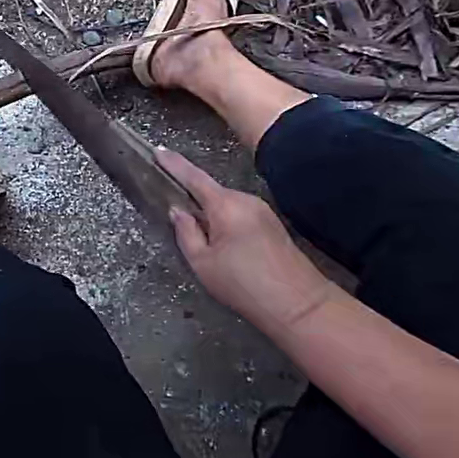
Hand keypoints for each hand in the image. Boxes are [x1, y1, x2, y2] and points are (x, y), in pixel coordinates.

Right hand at [156, 147, 337, 331]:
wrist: (300, 306)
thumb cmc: (245, 286)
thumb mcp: (203, 263)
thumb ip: (186, 232)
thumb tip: (177, 211)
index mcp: (226, 205)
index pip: (194, 177)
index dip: (173, 164)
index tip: (158, 151)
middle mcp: (246, 200)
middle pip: (210, 192)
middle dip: (192, 198)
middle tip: (173, 214)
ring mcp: (262, 210)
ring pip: (226, 205)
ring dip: (210, 214)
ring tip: (200, 239)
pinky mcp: (272, 224)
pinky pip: (239, 213)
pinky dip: (225, 221)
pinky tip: (223, 244)